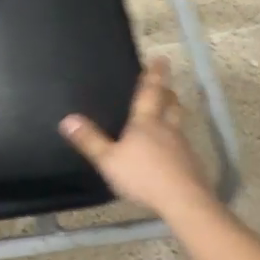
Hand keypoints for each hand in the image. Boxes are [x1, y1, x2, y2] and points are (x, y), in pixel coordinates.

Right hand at [59, 58, 213, 215]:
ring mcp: (182, 146)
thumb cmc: (143, 176)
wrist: (184, 202)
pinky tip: (171, 152)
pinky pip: (182, 145)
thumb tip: (67, 119)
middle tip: (166, 86)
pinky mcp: (191, 164)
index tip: (160, 58)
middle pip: (171, 105)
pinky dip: (176, 141)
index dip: (154, 75)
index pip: (150, 92)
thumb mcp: (108, 160)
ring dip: (174, 116)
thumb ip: (89, 140)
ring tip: (168, 116)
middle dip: (168, 93)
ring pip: (179, 124)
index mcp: (146, 123)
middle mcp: (167, 129)